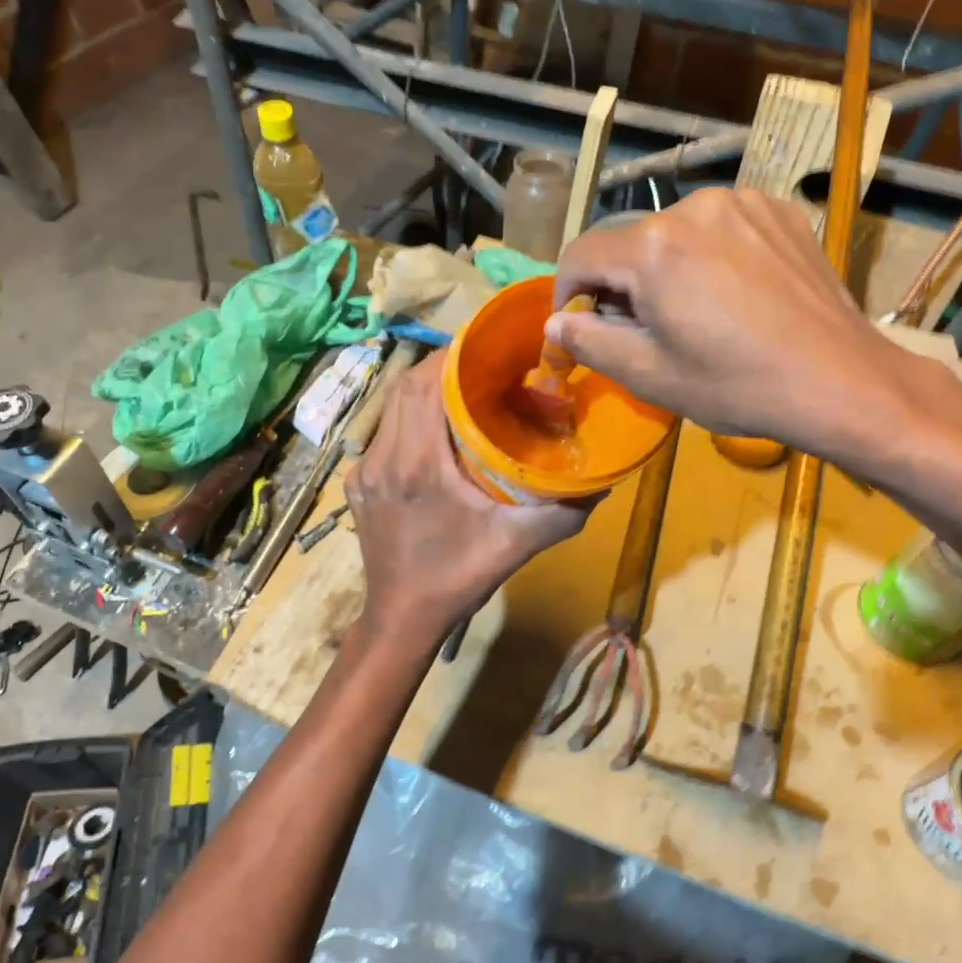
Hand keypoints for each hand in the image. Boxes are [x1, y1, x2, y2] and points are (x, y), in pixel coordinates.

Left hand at [347, 352, 592, 651]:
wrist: (401, 618)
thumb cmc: (457, 578)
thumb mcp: (516, 545)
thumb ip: (562, 512)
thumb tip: (604, 481)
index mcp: (418, 464)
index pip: (424, 385)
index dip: (451, 356)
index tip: (486, 344)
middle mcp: (383, 458)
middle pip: (405, 388)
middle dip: (440, 367)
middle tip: (481, 363)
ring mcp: (364, 470)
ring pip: (391, 409)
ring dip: (423, 392)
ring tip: (462, 389)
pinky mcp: (357, 484)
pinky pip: (383, 435)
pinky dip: (409, 420)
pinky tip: (436, 431)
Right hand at [547, 188, 939, 469]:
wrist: (840, 381)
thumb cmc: (737, 386)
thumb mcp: (650, 375)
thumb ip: (590, 342)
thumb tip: (556, 322)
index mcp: (654, 247)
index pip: (581, 255)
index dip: (568, 293)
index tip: (580, 328)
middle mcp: (694, 207)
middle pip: (630, 243)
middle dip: (623, 284)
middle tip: (643, 331)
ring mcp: (744, 202)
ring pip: (677, 232)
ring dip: (668, 267)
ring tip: (696, 312)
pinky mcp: (781, 211)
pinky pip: (723, 226)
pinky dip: (712, 254)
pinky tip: (736, 292)